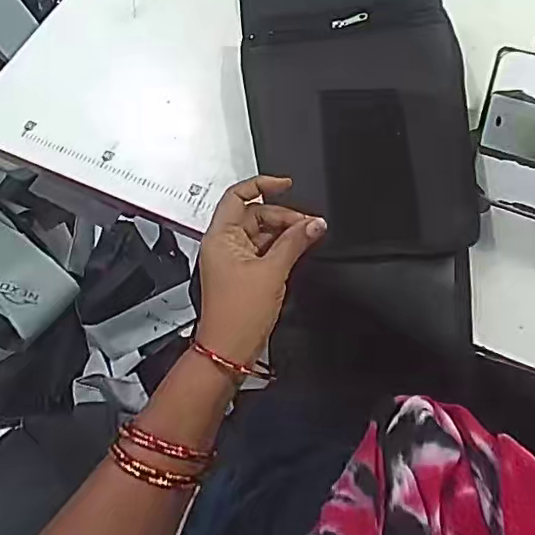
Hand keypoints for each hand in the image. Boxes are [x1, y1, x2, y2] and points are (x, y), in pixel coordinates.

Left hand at [195, 176, 326, 363]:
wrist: (229, 349)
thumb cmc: (236, 316)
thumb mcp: (272, 272)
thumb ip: (295, 242)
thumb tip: (314, 224)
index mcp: (220, 236)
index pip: (238, 195)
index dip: (262, 184)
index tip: (284, 184)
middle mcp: (223, 243)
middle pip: (254, 214)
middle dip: (282, 216)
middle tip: (308, 223)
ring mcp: (233, 258)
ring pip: (261, 233)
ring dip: (284, 233)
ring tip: (307, 237)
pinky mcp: (243, 273)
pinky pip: (263, 250)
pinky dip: (281, 248)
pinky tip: (297, 250)